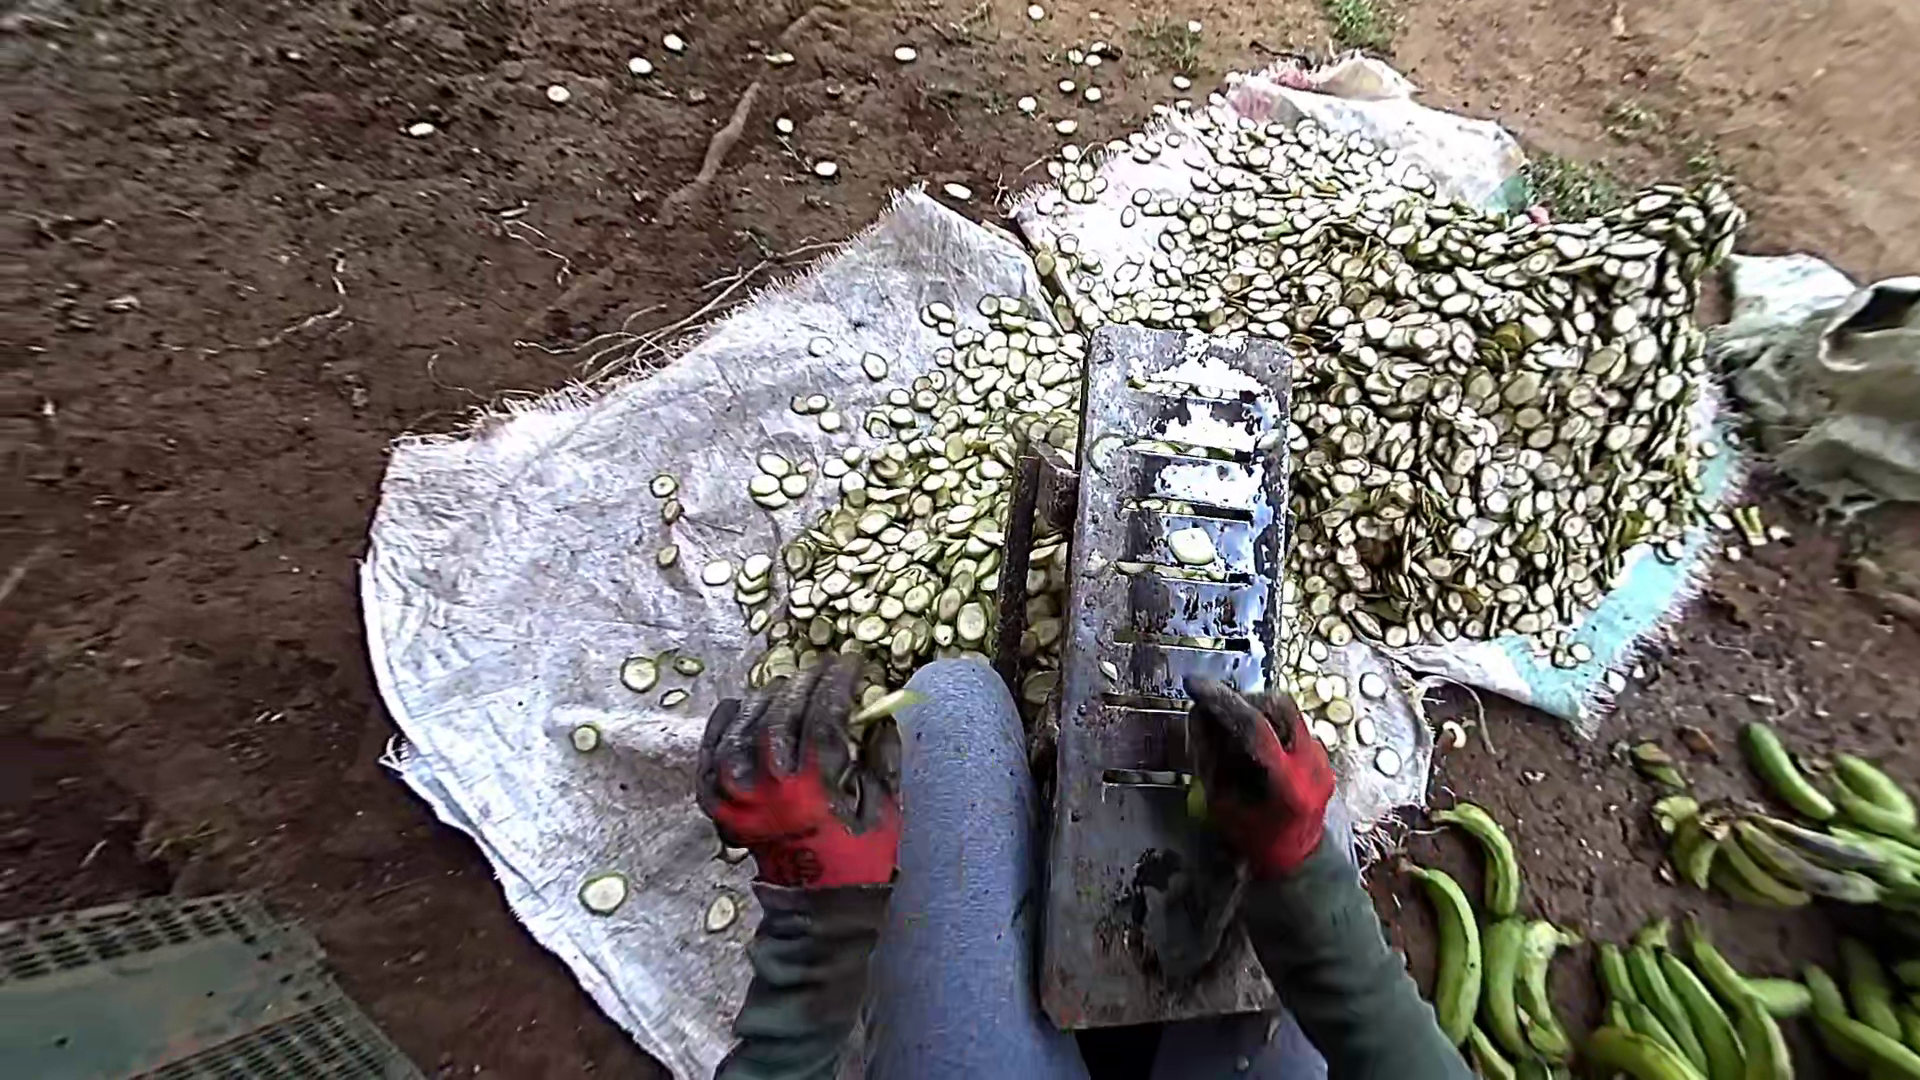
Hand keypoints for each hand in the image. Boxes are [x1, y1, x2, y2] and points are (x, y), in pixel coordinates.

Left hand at [697, 659, 901, 887]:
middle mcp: (767, 787)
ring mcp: (737, 797)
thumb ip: (882, 756)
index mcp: (812, 787)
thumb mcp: (886, 808)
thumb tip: (877, 712)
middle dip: (808, 682)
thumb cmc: (859, 859)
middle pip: (782, 715)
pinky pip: (710, 759)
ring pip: (744, 729)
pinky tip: (736, 704)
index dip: (840, 683)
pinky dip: (720, 728)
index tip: (854, 663)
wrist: (816, 914)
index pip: (823, 715)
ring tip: (793, 683)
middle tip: (827, 666)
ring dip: (770, 698)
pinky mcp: (721, 809)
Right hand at [1184, 677, 1334, 877]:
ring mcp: (1322, 758)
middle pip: (1278, 707)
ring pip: (1286, 709)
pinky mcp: (1322, 754)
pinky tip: (1249, 740)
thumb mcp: (1220, 802)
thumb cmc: (1253, 838)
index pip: (1255, 726)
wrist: (1298, 860)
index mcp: (1287, 784)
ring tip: (1231, 725)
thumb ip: (1208, 757)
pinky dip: (1265, 720)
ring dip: (1253, 707)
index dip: (1221, 701)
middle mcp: (1312, 766)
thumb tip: (1197, 713)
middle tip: (1215, 706)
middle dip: (1241, 699)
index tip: (1194, 685)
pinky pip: (1290, 722)